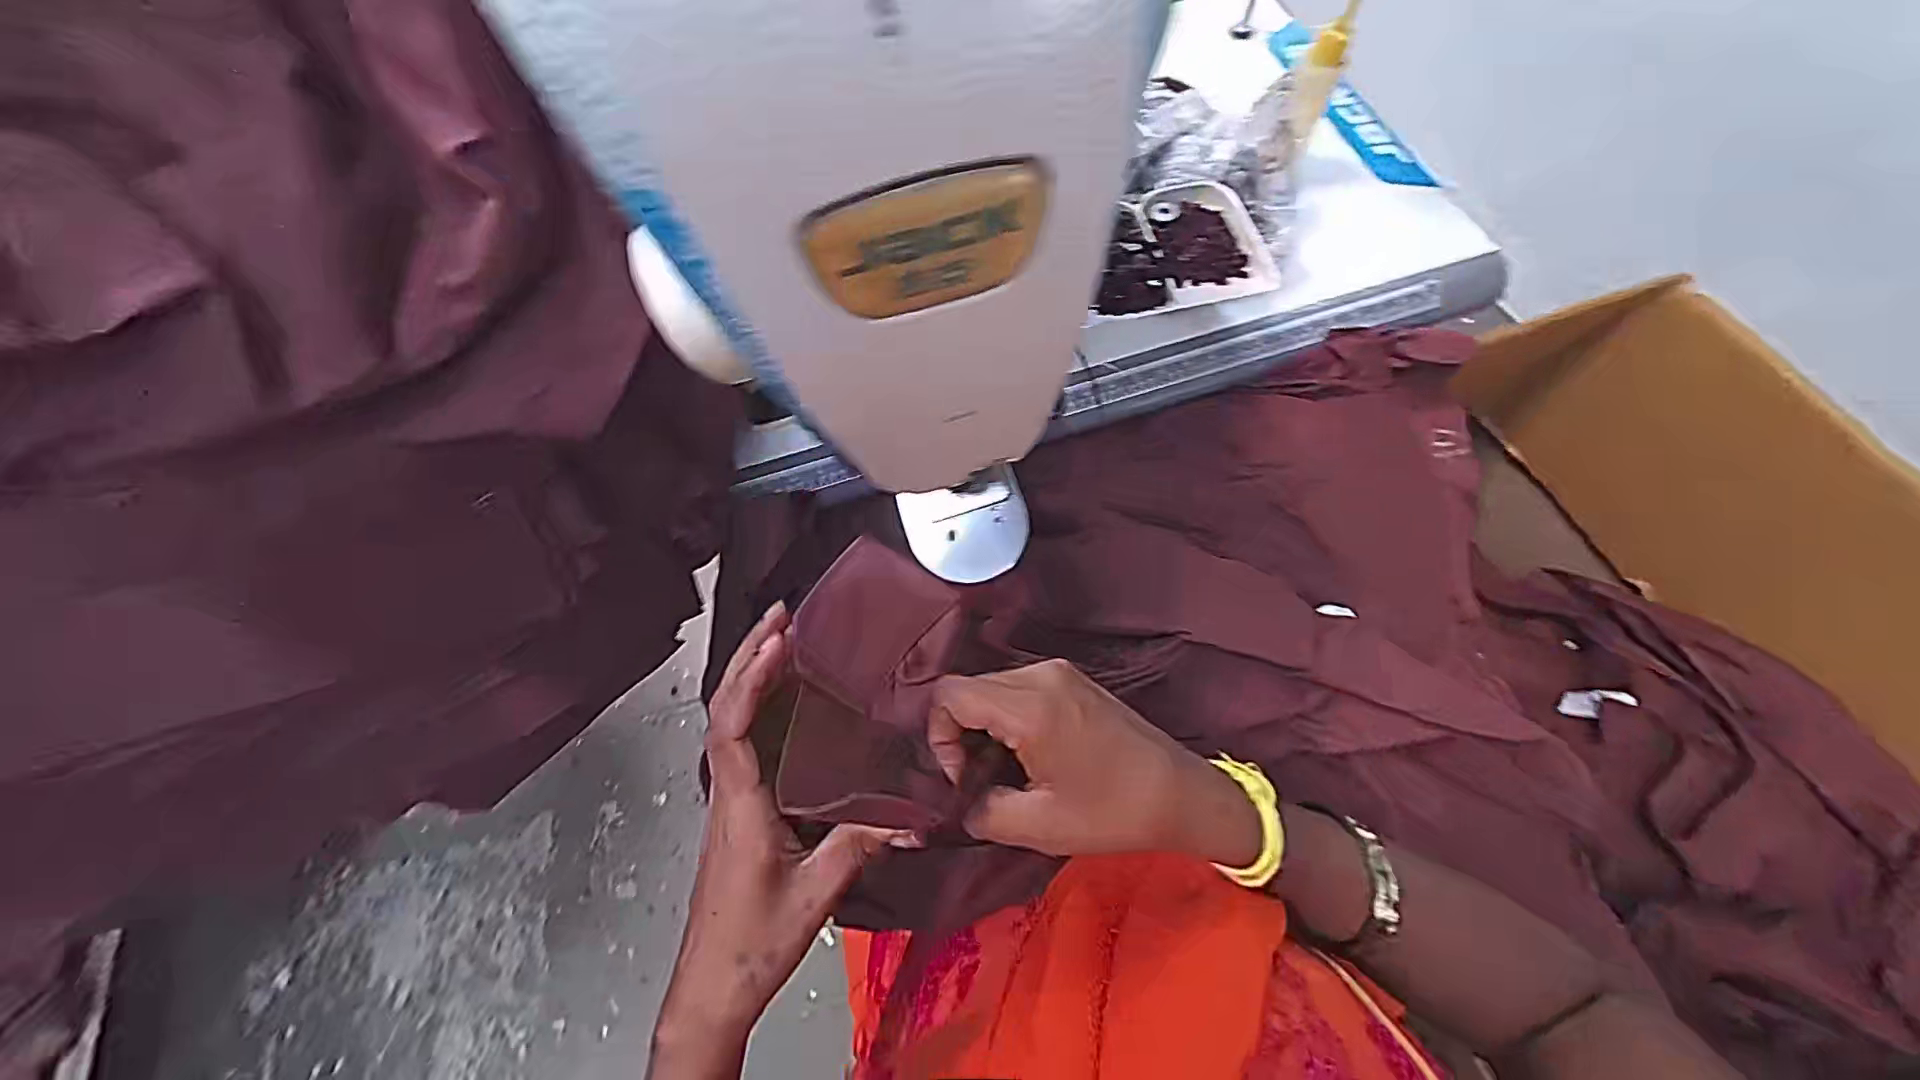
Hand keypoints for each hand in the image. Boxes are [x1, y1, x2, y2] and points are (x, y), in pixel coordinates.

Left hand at [651, 603, 910, 1078]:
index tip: (778, 642)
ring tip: (780, 640)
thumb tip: (908, 811)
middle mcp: (727, 792)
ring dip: (749, 674)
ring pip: (727, 720)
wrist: (711, 988)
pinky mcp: (737, 808)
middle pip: (723, 707)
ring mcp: (728, 799)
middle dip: (748, 655)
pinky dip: (756, 703)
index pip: (730, 725)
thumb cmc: (750, 945)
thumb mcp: (817, 891)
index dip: (750, 678)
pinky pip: (740, 740)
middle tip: (780, 617)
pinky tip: (780, 697)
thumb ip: (862, 844)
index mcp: (739, 805)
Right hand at [926, 659, 1260, 866]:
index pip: (950, 694)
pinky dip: (1007, 717)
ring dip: (985, 726)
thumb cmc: (1111, 812)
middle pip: (968, 689)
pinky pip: (1016, 688)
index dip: (941, 737)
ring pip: (990, 687)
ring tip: (1009, 769)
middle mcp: (1040, 674)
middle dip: (961, 734)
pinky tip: (1030, 753)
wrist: (1179, 792)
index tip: (965, 777)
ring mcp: (1057, 670)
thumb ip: (980, 813)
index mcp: (1031, 706)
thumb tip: (955, 804)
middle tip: (983, 779)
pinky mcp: (1069, 677)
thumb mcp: (1038, 827)